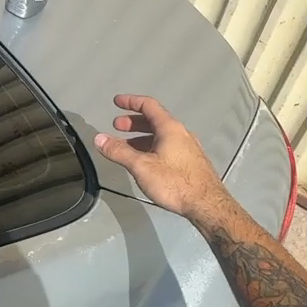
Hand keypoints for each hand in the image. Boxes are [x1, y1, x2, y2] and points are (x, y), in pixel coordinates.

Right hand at [92, 94, 235, 223]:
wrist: (207, 205)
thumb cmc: (175, 183)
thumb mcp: (141, 166)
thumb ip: (119, 152)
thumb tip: (99, 139)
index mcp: (170, 128)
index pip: (149, 105)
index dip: (130, 101)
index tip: (117, 102)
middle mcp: (181, 134)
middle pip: (154, 120)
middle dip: (133, 122)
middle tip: (117, 126)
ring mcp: (188, 148)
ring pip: (161, 135)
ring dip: (141, 137)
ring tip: (126, 147)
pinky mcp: (191, 162)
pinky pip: (167, 146)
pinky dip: (152, 147)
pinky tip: (145, 161)